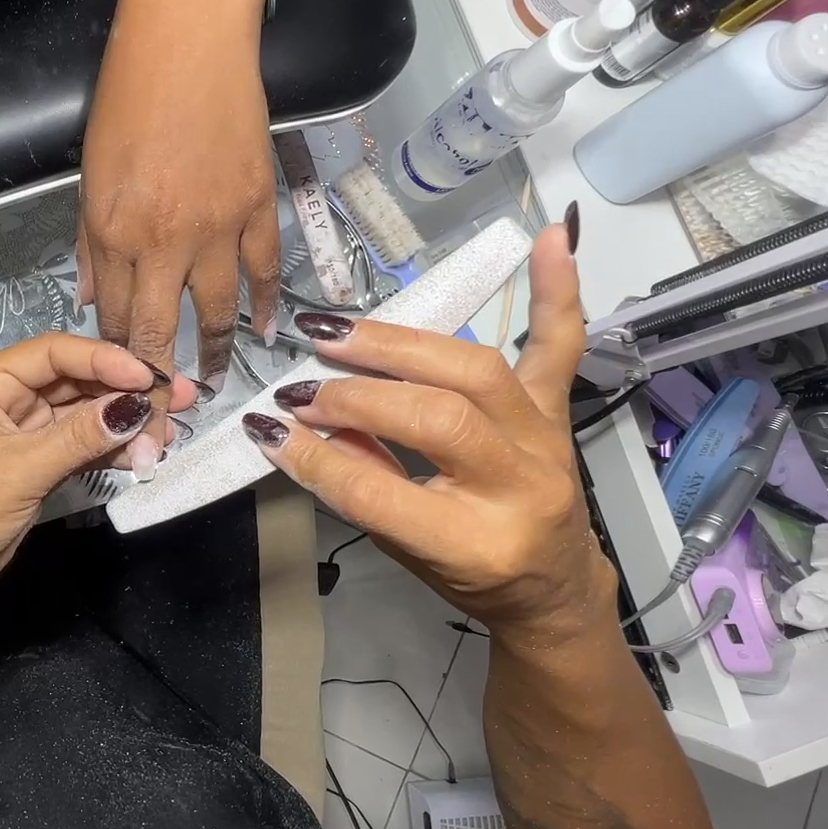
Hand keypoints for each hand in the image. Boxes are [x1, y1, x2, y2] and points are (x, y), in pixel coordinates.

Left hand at [0, 334, 198, 598]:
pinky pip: (81, 445)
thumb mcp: (18, 471)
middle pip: (75, 380)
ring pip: (84, 414)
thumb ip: (79, 436)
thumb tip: (138, 405)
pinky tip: (145, 454)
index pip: (53, 352)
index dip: (104, 358)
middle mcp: (6, 397)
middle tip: (180, 399)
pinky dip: (111, 449)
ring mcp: (24, 431)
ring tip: (170, 434)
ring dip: (125, 423)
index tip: (149, 376)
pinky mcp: (37, 463)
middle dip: (125, 391)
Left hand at [78, 0, 282, 397]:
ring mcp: (216, 228)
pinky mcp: (258, 208)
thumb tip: (92, 301)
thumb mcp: (90, 176)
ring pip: (216, 312)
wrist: (189, 39)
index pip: (115, 318)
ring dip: (215, 354)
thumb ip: (92, 247)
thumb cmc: (128, 100)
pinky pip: (262, 271)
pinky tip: (266, 332)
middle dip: (160, 383)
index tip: (123, 387)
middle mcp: (164, 243)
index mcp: (114, 234)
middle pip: (161, 333)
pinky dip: (264, 305)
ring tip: (215, 384)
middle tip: (164, 417)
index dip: (118, 360)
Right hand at [245, 222, 616, 643]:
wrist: (553, 588)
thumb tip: (306, 426)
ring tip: (337, 333)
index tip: (266, 428)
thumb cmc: (470, 578)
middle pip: (434, 420)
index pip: (377, 492)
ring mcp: (545, 441)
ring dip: (398, 346)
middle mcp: (520, 488)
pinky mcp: (556, 412)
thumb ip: (362, 485)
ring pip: (475, 372)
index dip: (314, 456)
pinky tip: (552, 240)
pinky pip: (561, 349)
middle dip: (355, 397)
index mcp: (475, 544)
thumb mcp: (402, 550)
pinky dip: (557, 293)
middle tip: (300, 388)